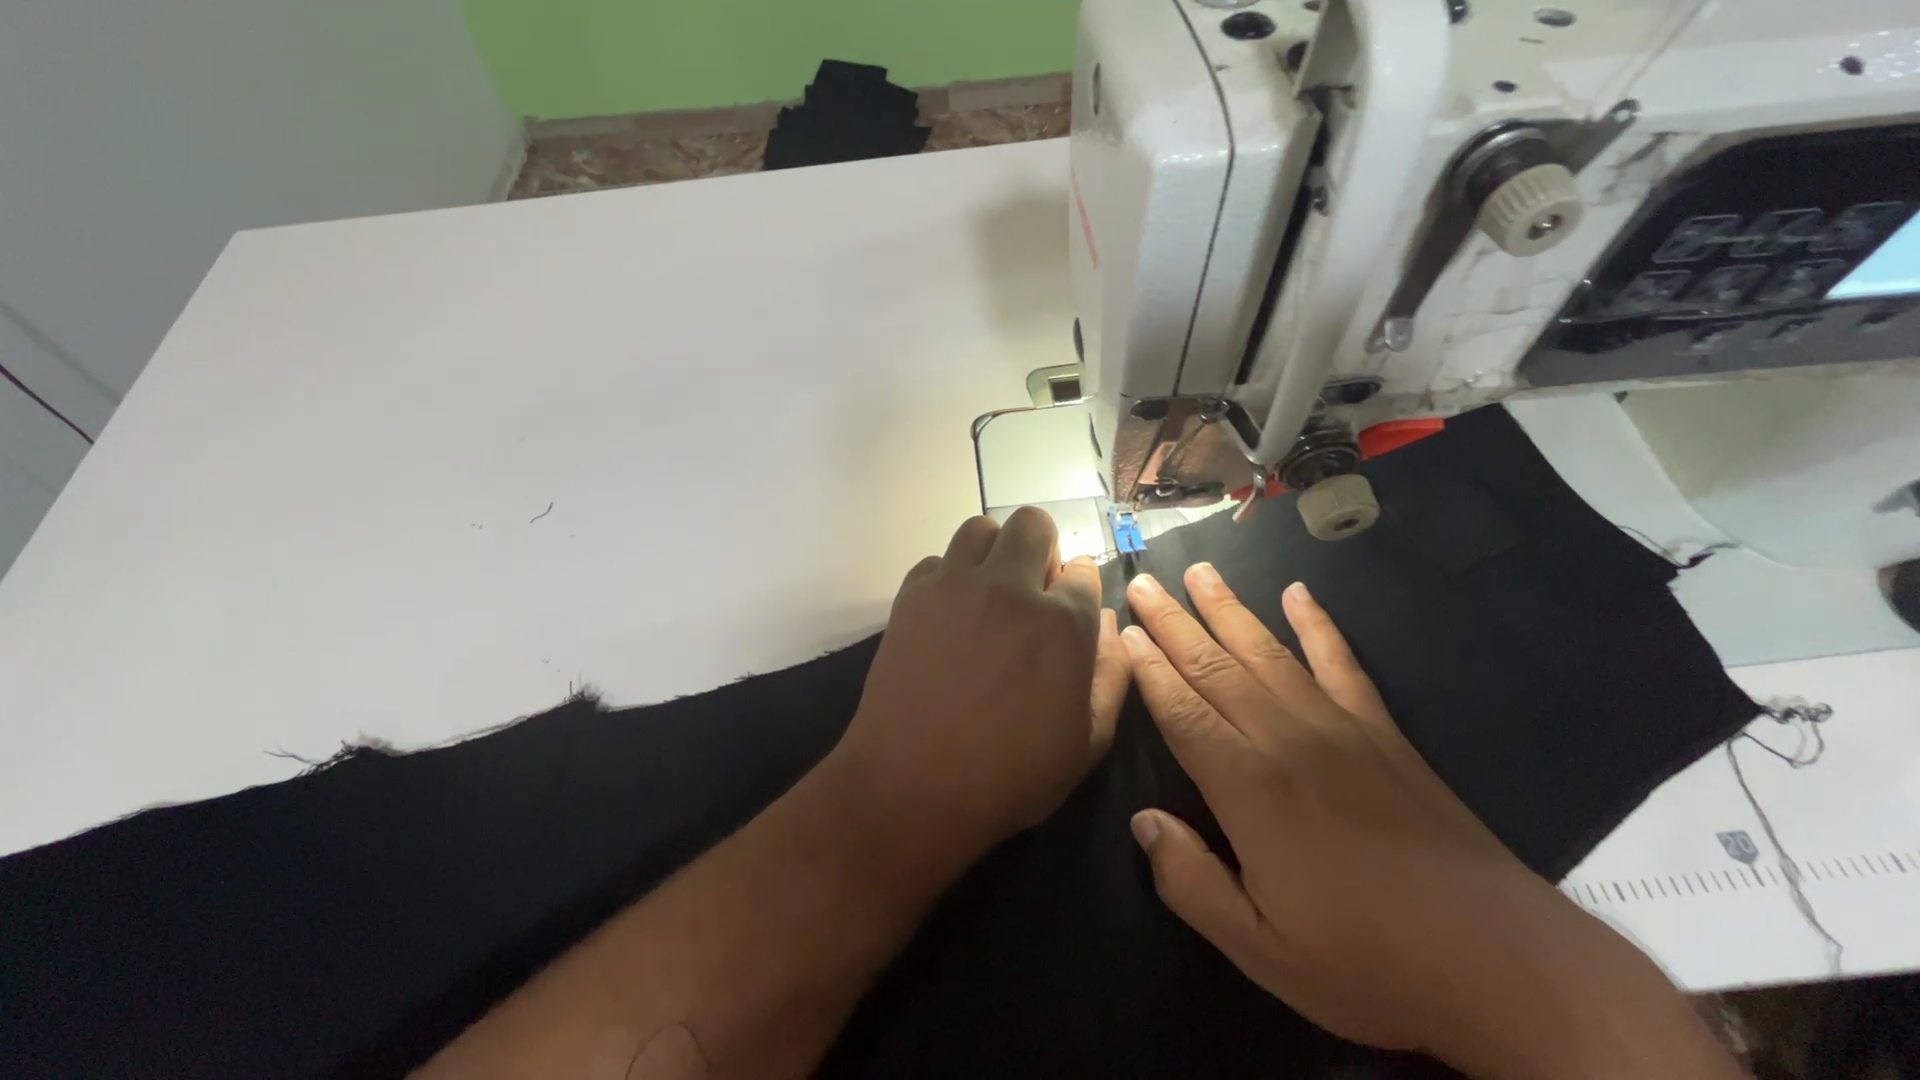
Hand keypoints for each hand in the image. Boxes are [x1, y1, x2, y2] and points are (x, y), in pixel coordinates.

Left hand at [827, 508, 1130, 865]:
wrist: (912, 785)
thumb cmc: (1010, 775)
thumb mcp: (1088, 742)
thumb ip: (1112, 676)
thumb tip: (1110, 625)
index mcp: (1063, 623)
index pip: (1084, 571)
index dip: (1080, 589)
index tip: (1069, 610)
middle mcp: (1010, 588)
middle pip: (1032, 524)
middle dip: (1042, 549)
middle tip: (1033, 591)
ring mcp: (955, 587)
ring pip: (980, 528)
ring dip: (993, 551)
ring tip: (989, 592)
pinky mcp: (911, 597)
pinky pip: (935, 561)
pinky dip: (948, 578)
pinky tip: (948, 616)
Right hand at [1120, 566, 1740, 1079]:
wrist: (1499, 958)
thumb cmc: (1368, 962)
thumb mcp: (1260, 949)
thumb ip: (1191, 882)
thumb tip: (1143, 823)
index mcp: (1249, 790)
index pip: (1183, 712)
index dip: (1149, 670)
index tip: (1123, 631)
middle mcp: (1287, 742)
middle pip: (1217, 668)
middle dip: (1174, 624)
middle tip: (1143, 583)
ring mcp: (1340, 729)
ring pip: (1270, 654)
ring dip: (1230, 611)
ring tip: (1199, 572)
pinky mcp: (1384, 734)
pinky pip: (1342, 664)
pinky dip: (1319, 626)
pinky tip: (1299, 594)